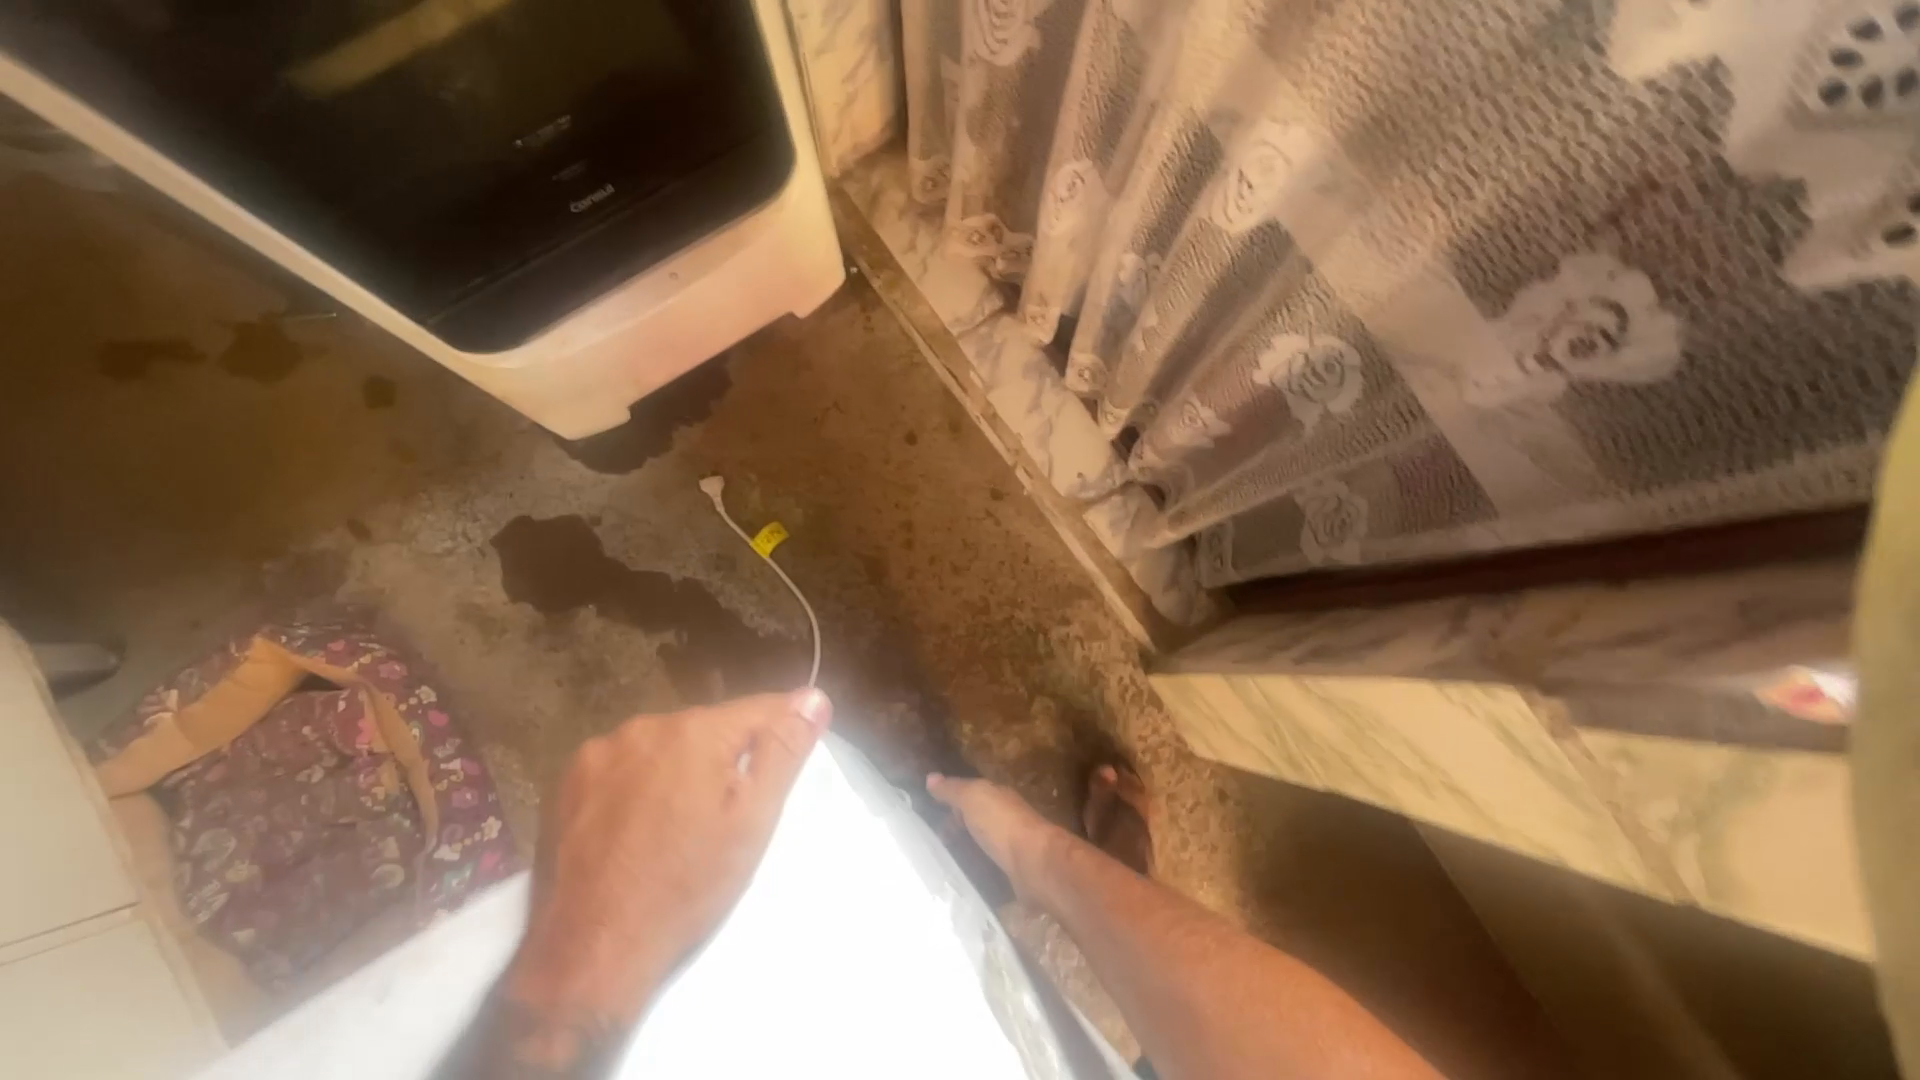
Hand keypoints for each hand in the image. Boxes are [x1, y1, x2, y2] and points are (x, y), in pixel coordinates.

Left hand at [502, 689, 832, 1066]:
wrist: (594, 950)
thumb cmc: (688, 887)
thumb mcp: (753, 821)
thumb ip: (784, 750)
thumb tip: (813, 697)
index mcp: (697, 732)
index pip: (760, 708)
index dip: (783, 731)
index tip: (789, 761)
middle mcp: (646, 726)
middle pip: (709, 728)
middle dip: (727, 758)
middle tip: (730, 814)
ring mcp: (600, 753)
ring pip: (665, 746)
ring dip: (681, 769)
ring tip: (682, 825)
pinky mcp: (566, 782)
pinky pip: (623, 767)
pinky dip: (639, 785)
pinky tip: (639, 828)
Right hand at [926, 773, 1067, 901]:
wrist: (1033, 863)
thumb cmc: (1001, 824)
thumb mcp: (972, 798)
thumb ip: (952, 789)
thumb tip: (930, 777)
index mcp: (998, 797)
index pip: (972, 794)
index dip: (952, 801)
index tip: (931, 815)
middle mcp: (1006, 819)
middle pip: (978, 820)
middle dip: (957, 827)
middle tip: (932, 842)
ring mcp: (1012, 847)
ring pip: (983, 845)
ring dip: (967, 850)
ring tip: (940, 864)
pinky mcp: (1012, 873)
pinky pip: (989, 869)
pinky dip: (977, 872)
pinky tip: (962, 881)